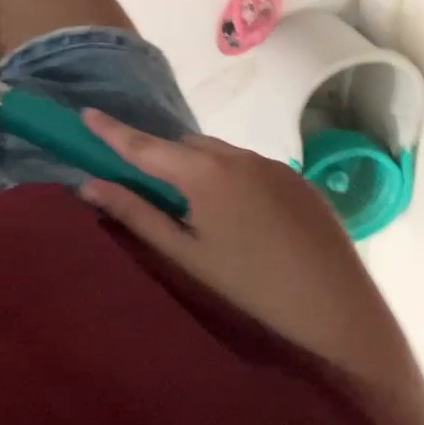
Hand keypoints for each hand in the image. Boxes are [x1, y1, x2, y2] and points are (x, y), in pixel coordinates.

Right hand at [78, 109, 387, 367]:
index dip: (113, 130)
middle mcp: (237, 156)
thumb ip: (135, 215)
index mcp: (204, 173)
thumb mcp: (183, 255)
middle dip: (162, 157)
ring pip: (219, 153)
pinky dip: (232, 178)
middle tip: (150, 188)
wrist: (336, 311)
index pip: (145, 145)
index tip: (86, 113)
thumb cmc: (248, 288)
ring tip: (199, 210)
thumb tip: (87, 184)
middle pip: (184, 144)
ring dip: (199, 167)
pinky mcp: (298, 179)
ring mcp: (272, 165)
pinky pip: (250, 165)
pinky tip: (242, 219)